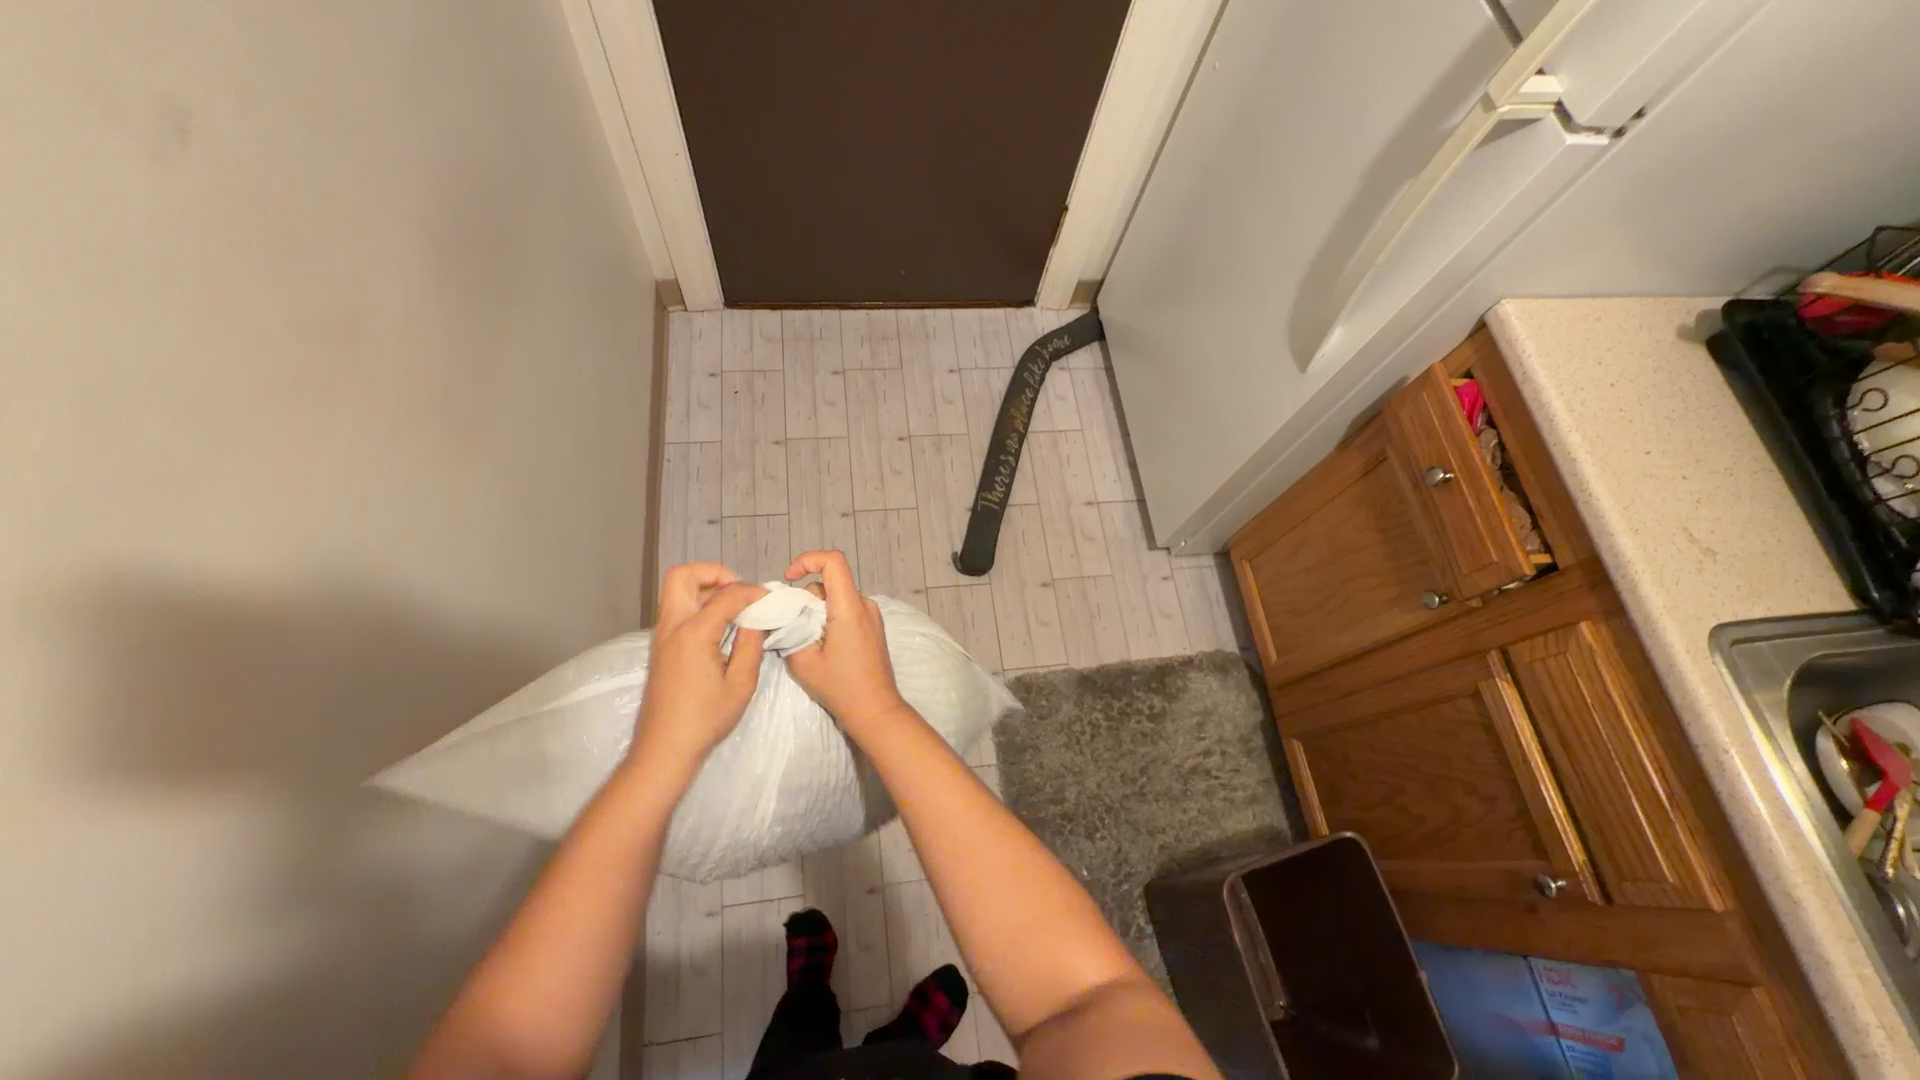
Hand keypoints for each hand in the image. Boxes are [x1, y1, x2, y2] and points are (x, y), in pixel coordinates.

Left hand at [631, 563, 767, 770]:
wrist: (665, 747)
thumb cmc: (705, 719)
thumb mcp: (741, 684)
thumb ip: (750, 645)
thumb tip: (756, 620)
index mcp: (693, 634)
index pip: (726, 595)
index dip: (751, 592)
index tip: (768, 599)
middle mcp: (672, 627)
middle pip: (683, 576)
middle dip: (713, 573)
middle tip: (738, 591)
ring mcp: (662, 636)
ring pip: (676, 590)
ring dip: (705, 587)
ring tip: (733, 606)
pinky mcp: (661, 647)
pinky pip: (676, 609)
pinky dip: (698, 604)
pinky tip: (721, 625)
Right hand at [780, 551, 911, 737]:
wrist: (875, 710)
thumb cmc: (841, 687)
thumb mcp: (803, 662)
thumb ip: (788, 632)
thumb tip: (781, 617)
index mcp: (849, 607)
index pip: (833, 562)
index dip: (808, 560)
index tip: (789, 578)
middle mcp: (864, 605)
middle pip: (830, 583)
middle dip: (805, 597)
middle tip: (792, 625)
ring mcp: (872, 616)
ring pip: (836, 598)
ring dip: (817, 610)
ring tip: (806, 640)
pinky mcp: (873, 628)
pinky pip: (846, 610)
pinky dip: (829, 618)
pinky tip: (822, 645)